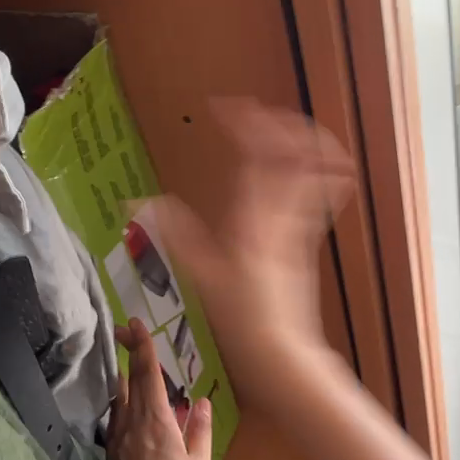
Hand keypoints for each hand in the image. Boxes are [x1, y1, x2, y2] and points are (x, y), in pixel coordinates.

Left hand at [109, 318, 212, 459]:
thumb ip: (200, 428)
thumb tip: (202, 400)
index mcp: (156, 422)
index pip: (147, 374)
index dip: (142, 346)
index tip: (134, 322)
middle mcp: (131, 427)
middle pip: (129, 381)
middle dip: (129, 353)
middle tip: (126, 330)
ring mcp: (118, 443)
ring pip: (119, 400)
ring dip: (124, 378)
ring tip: (129, 363)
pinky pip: (116, 420)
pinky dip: (122, 403)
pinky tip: (127, 405)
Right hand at [144, 101, 354, 394]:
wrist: (279, 352)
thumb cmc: (238, 317)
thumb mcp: (199, 275)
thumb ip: (173, 234)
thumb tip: (136, 203)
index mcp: (253, 216)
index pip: (257, 155)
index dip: (246, 123)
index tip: (225, 107)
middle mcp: (282, 213)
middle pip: (297, 153)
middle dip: (282, 123)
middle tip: (258, 111)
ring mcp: (301, 224)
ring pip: (316, 169)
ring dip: (307, 141)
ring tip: (286, 125)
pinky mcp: (307, 237)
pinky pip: (322, 192)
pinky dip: (323, 171)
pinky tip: (314, 164)